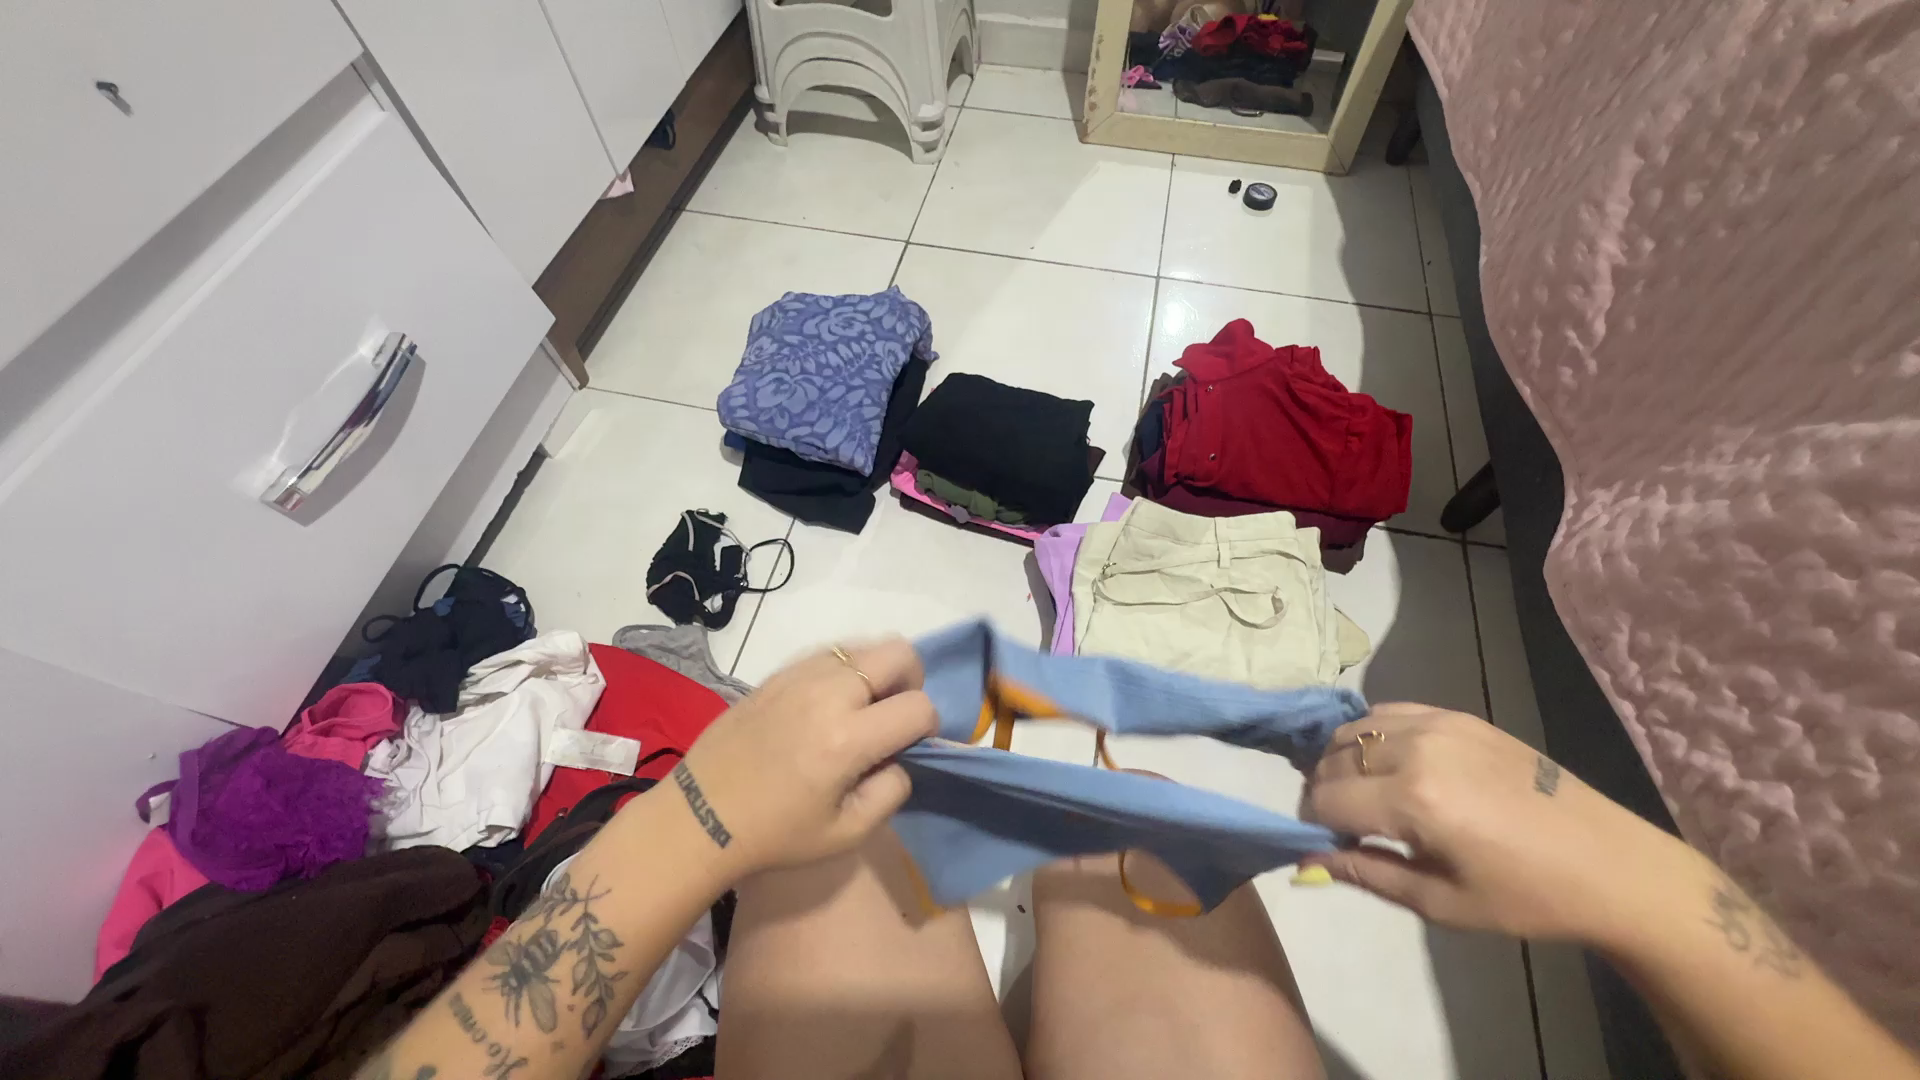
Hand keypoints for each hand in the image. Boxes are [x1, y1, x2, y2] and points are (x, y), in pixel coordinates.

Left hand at [664, 638, 936, 880]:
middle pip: (900, 652)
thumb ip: (891, 790)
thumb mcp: (847, 833)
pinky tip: (829, 704)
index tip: (909, 746)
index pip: (918, 706)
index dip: (927, 727)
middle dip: (912, 682)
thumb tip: (901, 756)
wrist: (702, 815)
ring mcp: (801, 674)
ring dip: (877, 673)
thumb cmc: (776, 832)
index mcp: (847, 738)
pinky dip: (845, 670)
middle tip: (892, 716)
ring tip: (859, 710)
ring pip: (865, 645)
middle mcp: (828, 693)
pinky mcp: (780, 671)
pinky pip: (831, 651)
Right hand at [1299, 703, 1700, 944]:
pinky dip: (1373, 734)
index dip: (1318, 823)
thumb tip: (1307, 859)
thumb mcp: (1441, 902)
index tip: (1335, 842)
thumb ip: (1366, 873)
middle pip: (1333, 759)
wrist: (1614, 865)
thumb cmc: (1528, 897)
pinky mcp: (1458, 714)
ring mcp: (1439, 724)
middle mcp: (1417, 750)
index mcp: (1414, 800)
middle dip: (1327, 791)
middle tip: (1352, 822)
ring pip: (1354, 729)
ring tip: (1369, 791)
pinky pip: (1388, 711)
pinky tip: (1392, 762)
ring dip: (1345, 759)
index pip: (1325, 799)